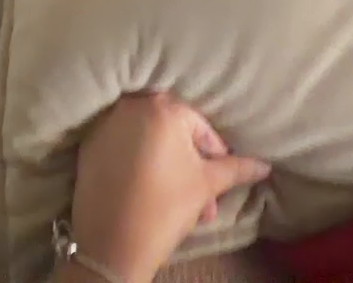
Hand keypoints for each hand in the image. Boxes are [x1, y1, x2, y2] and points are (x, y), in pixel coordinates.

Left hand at [69, 93, 271, 282]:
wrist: (112, 247)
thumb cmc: (165, 209)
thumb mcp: (206, 186)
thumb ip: (236, 168)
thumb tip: (264, 164)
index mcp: (163, 108)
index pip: (199, 125)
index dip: (212, 153)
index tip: (215, 179)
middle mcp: (132, 106)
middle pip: (170, 129)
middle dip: (187, 160)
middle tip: (198, 194)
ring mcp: (106, 123)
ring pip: (146, 137)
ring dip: (164, 161)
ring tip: (176, 197)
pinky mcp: (88, 143)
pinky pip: (121, 143)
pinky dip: (135, 158)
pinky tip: (145, 186)